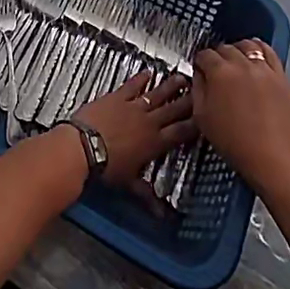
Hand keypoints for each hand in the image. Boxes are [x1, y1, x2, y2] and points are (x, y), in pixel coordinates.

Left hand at [72, 72, 195, 186]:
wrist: (83, 146)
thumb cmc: (106, 167)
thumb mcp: (129, 183)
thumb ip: (147, 196)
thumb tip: (162, 215)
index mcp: (155, 143)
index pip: (181, 132)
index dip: (195, 124)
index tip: (206, 117)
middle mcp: (148, 122)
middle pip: (174, 109)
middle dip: (188, 101)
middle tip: (200, 91)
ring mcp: (133, 107)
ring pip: (157, 94)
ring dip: (170, 86)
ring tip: (182, 78)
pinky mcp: (116, 97)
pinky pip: (133, 86)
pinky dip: (141, 79)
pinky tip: (147, 73)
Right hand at [192, 40, 289, 188]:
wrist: (271, 159)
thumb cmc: (234, 142)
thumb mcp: (202, 116)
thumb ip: (198, 89)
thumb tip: (199, 75)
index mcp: (219, 73)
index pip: (204, 54)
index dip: (200, 61)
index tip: (200, 68)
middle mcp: (242, 65)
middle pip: (225, 48)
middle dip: (217, 56)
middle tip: (215, 67)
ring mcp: (264, 71)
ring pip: (248, 46)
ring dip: (238, 50)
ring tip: (236, 59)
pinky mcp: (281, 79)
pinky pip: (271, 54)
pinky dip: (261, 50)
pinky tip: (257, 56)